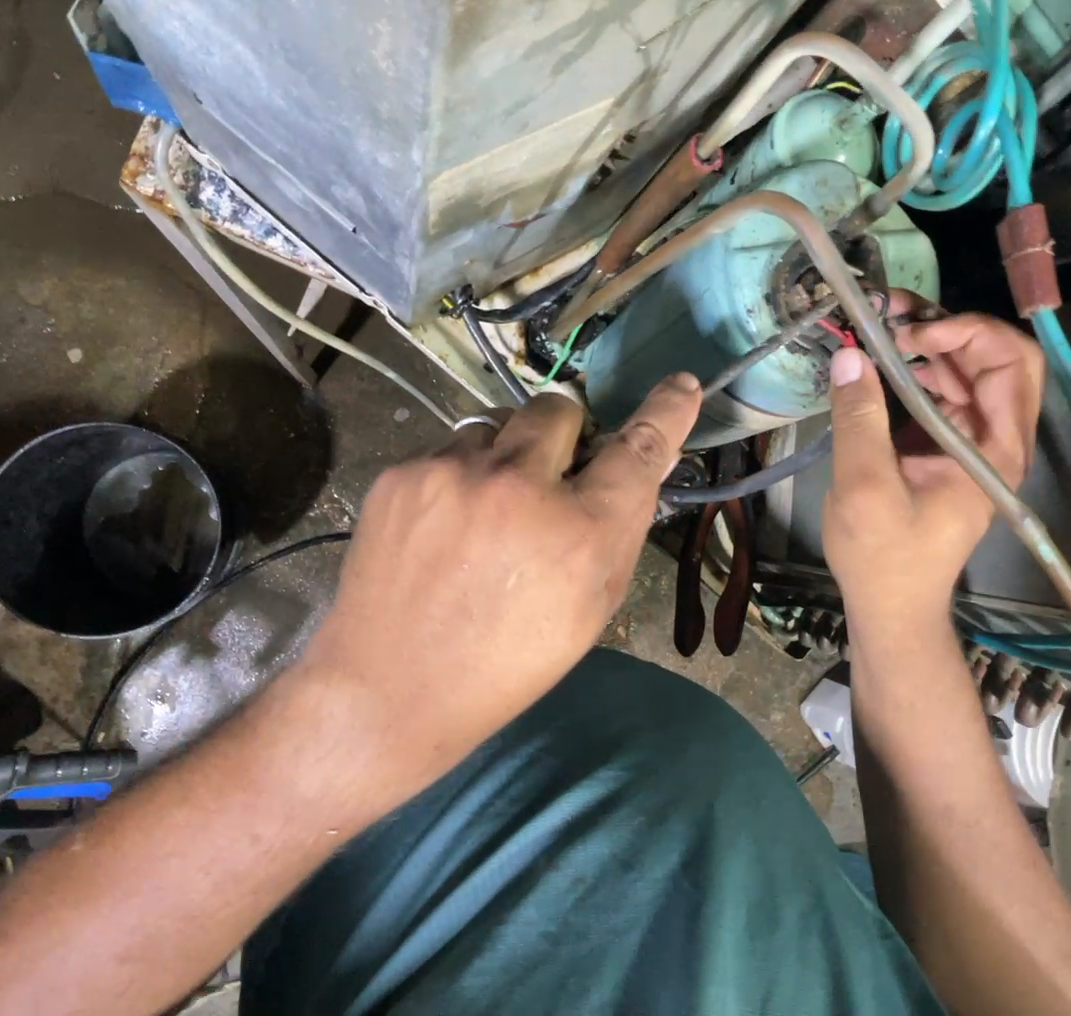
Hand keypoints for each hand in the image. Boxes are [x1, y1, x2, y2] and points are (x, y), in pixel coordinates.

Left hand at [306, 375, 702, 772]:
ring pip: (496, 424)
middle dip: (564, 433)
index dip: (666, 411)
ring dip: (505, 454)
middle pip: (559, 407)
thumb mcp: (589, 608)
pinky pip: (448, 449)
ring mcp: (453, 472)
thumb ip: (614, 532)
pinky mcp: (402, 472)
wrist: (391, 688)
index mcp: (581, 533)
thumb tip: (630, 470)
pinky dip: (458, 476)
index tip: (679, 384)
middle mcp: (521, 487)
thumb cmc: (507, 663)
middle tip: (548, 472)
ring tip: (486, 508)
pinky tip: (443, 525)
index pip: (639, 448)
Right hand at [822, 313, 1043, 618]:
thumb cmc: (884, 557)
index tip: (909, 339)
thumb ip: (859, 419)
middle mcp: (991, 438)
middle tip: (887, 317)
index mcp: (994, 448)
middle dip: (942, 327)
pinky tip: (875, 366)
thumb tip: (849, 354)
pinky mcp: (938, 448)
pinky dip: (909, 372)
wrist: (889, 607)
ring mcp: (966, 442)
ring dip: (923, 345)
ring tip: (876, 330)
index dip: (965, 334)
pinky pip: (936, 394)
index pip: (1010, 362)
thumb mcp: (865, 488)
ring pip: (961, 371)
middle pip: (989, 357)